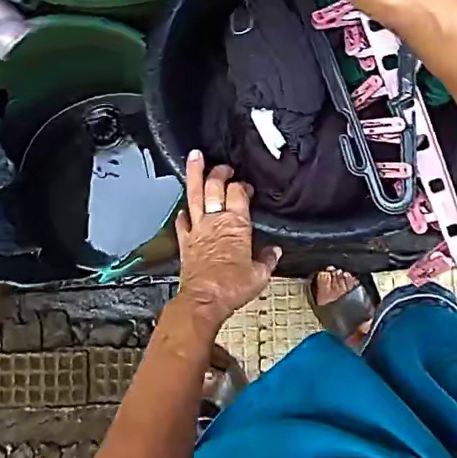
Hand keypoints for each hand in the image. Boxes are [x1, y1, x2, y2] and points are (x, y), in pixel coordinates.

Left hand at [169, 149, 280, 335]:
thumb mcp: (259, 275)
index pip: (238, 193)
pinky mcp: (185, 242)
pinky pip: (182, 222)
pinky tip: (183, 209)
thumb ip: (267, 259)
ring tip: (194, 157)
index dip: (242, 186)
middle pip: (214, 186)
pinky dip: (183, 214)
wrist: (204, 300)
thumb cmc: (232, 287)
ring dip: (194, 174)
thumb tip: (274, 252)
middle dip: (219, 172)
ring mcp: (197, 229)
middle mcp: (215, 221)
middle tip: (224, 166)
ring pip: (194, 195)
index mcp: (236, 225)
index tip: (246, 187)